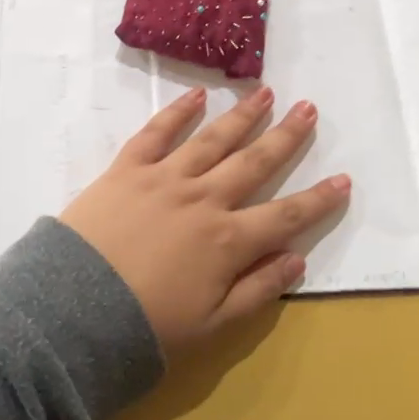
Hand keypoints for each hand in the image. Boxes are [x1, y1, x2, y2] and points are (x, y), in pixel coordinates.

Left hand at [60, 86, 350, 357]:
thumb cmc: (146, 326)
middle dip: (285, 137)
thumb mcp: (212, 325)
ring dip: (241, 115)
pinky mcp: (128, 168)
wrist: (74, 309)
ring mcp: (165, 178)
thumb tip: (297, 258)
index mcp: (227, 241)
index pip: (285, 216)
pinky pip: (157, 132)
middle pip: (254, 163)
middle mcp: (203, 200)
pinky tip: (198, 95)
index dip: (318, 200)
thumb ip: (257, 289)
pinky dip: (179, 112)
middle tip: (308, 109)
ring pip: (212, 140)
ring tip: (264, 93)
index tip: (344, 179)